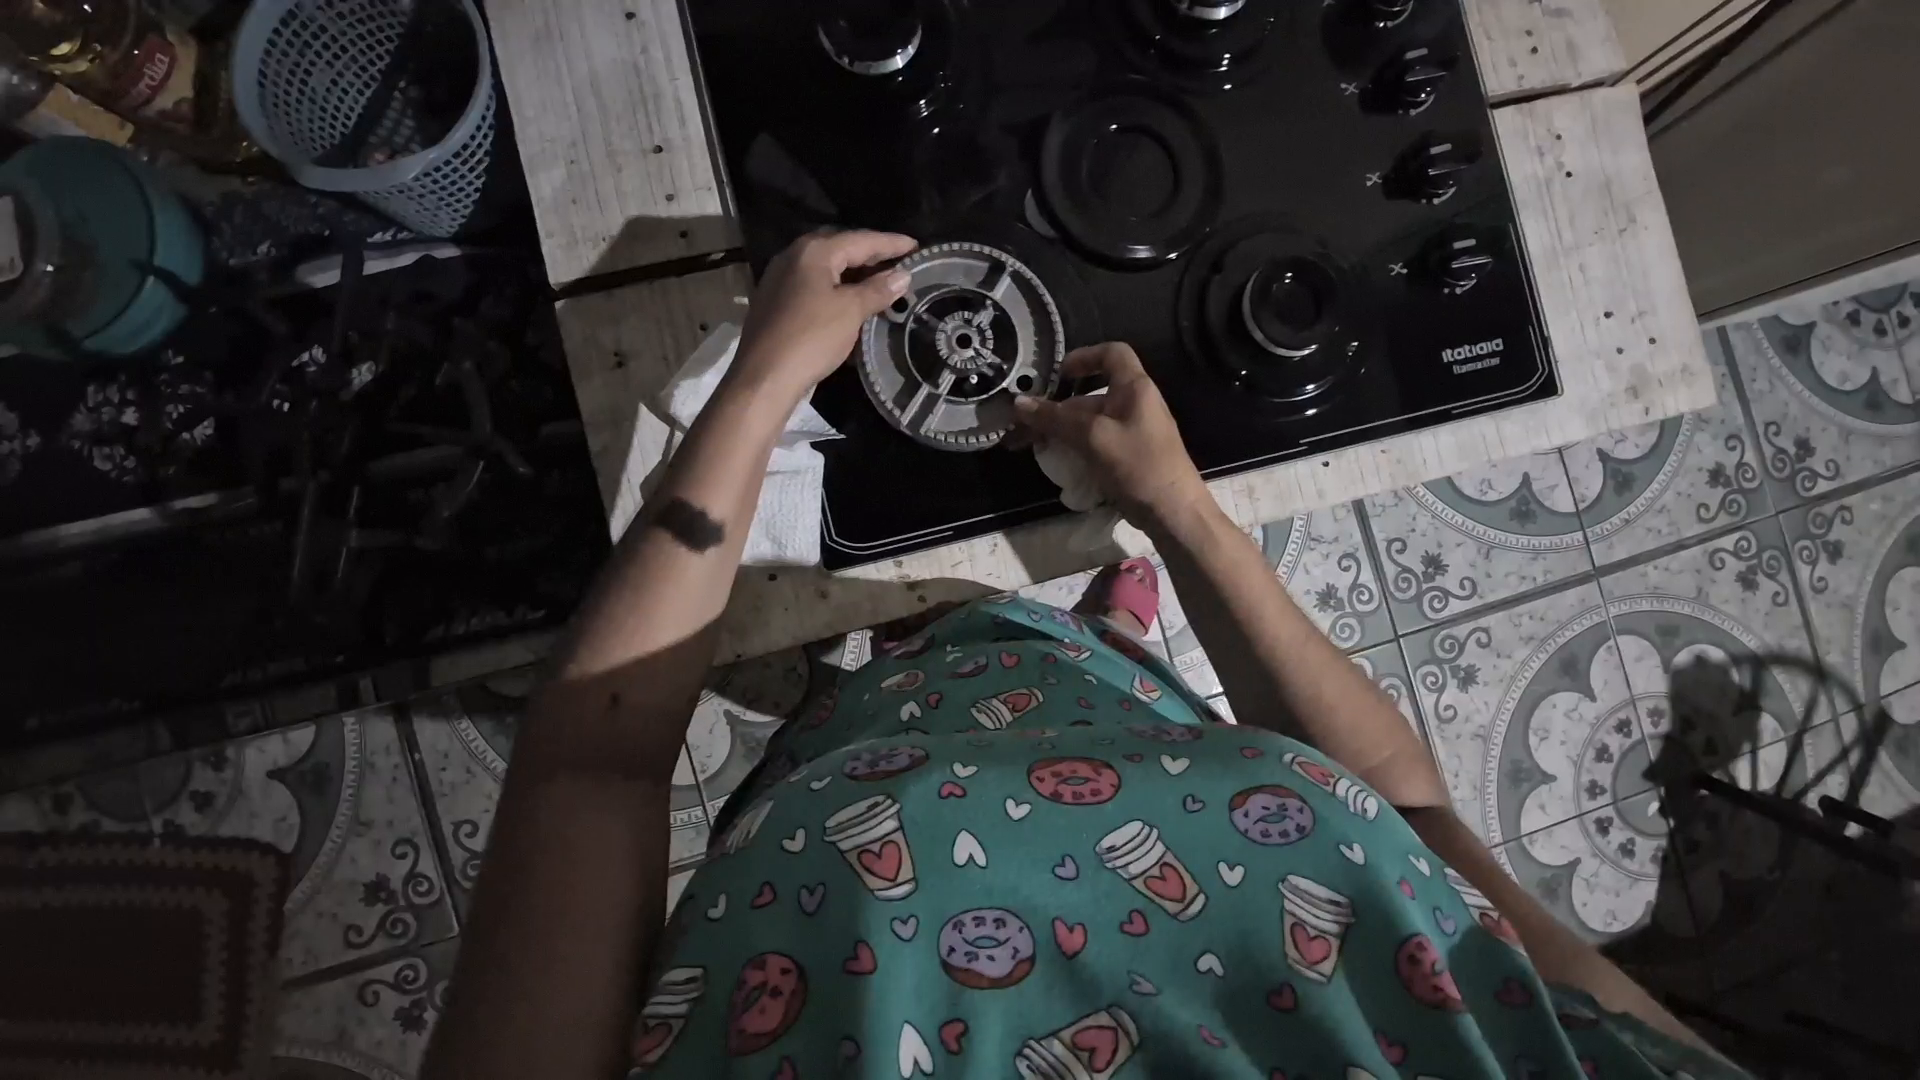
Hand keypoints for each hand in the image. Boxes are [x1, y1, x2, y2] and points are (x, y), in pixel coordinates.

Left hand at [733, 229, 918, 398]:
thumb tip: (903, 275)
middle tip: (899, 264)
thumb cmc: (811, 338)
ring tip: (881, 284)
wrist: (766, 376)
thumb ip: (877, 290)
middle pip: (840, 249)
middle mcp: (794, 257)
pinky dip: (837, 290)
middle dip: (871, 256)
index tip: (917, 246)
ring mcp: (782, 279)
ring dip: (854, 275)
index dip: (891, 243)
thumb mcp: (850, 311)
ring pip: (827, 269)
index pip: (861, 239)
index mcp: (813, 251)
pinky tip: (852, 303)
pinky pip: (815, 287)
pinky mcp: (777, 302)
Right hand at [1011, 343, 1213, 527]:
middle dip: (1056, 409)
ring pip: (1089, 423)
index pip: (1112, 354)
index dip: (1084, 356)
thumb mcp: (1092, 438)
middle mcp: (1134, 404)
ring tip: (1031, 447)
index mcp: (1134, 388)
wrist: (1173, 512)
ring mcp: (1131, 432)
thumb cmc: (1138, 464)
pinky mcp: (1128, 457)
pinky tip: (1055, 464)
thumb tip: (1018, 404)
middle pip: (1090, 396)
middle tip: (1023, 426)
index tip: (1057, 374)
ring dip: (1060, 432)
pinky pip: (1095, 444)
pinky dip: (1074, 448)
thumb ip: (1055, 419)